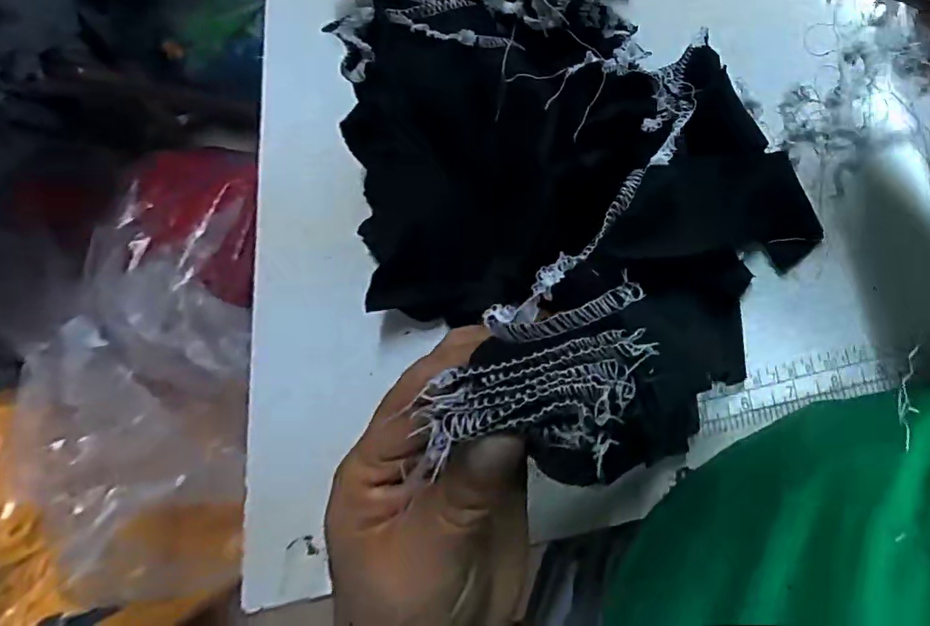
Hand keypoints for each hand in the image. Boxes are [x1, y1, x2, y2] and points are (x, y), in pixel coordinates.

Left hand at [326, 328, 527, 625]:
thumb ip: (463, 488)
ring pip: (480, 396)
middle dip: (485, 356)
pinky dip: (529, 400)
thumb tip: (506, 425)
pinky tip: (554, 378)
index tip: (503, 339)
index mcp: (374, 460)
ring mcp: (454, 452)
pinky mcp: (492, 465)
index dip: (456, 366)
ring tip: (551, 342)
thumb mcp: (427, 551)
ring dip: (510, 371)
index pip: (414, 397)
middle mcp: (412, 444)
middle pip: (446, 385)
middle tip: (535, 332)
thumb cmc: (408, 612)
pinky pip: (509, 422)